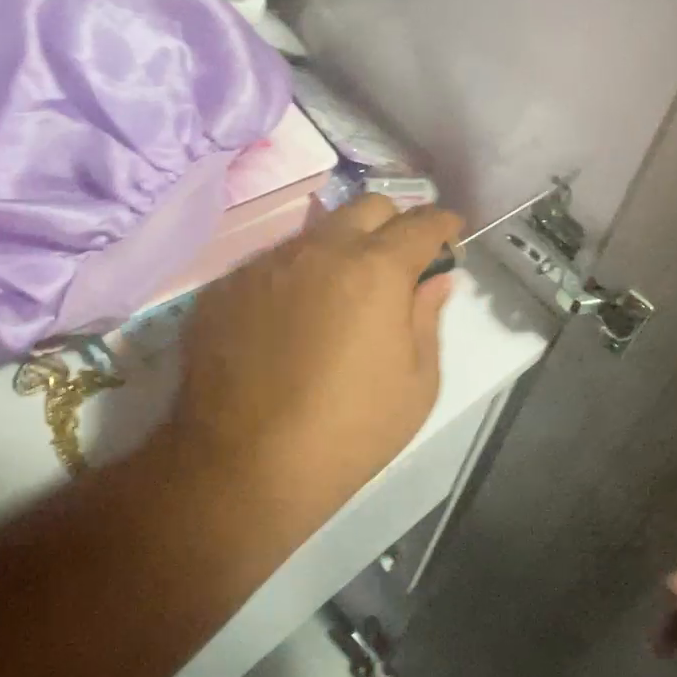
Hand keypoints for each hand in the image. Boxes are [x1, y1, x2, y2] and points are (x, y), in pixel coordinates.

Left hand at [165, 195, 462, 533]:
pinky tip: (290, 325)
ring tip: (339, 298)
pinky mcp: (224, 288)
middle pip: (367, 207)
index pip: (421, 223)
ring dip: (340, 250)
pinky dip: (294, 279)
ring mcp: (265, 265)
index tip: (451, 234)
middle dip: (393, 224)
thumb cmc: (348, 431)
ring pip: (315, 232)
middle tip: (398, 263)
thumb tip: (435, 281)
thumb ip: (428, 318)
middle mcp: (319, 250)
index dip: (443, 224)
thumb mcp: (417, 383)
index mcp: (376, 269)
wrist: (240, 469)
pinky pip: (272, 265)